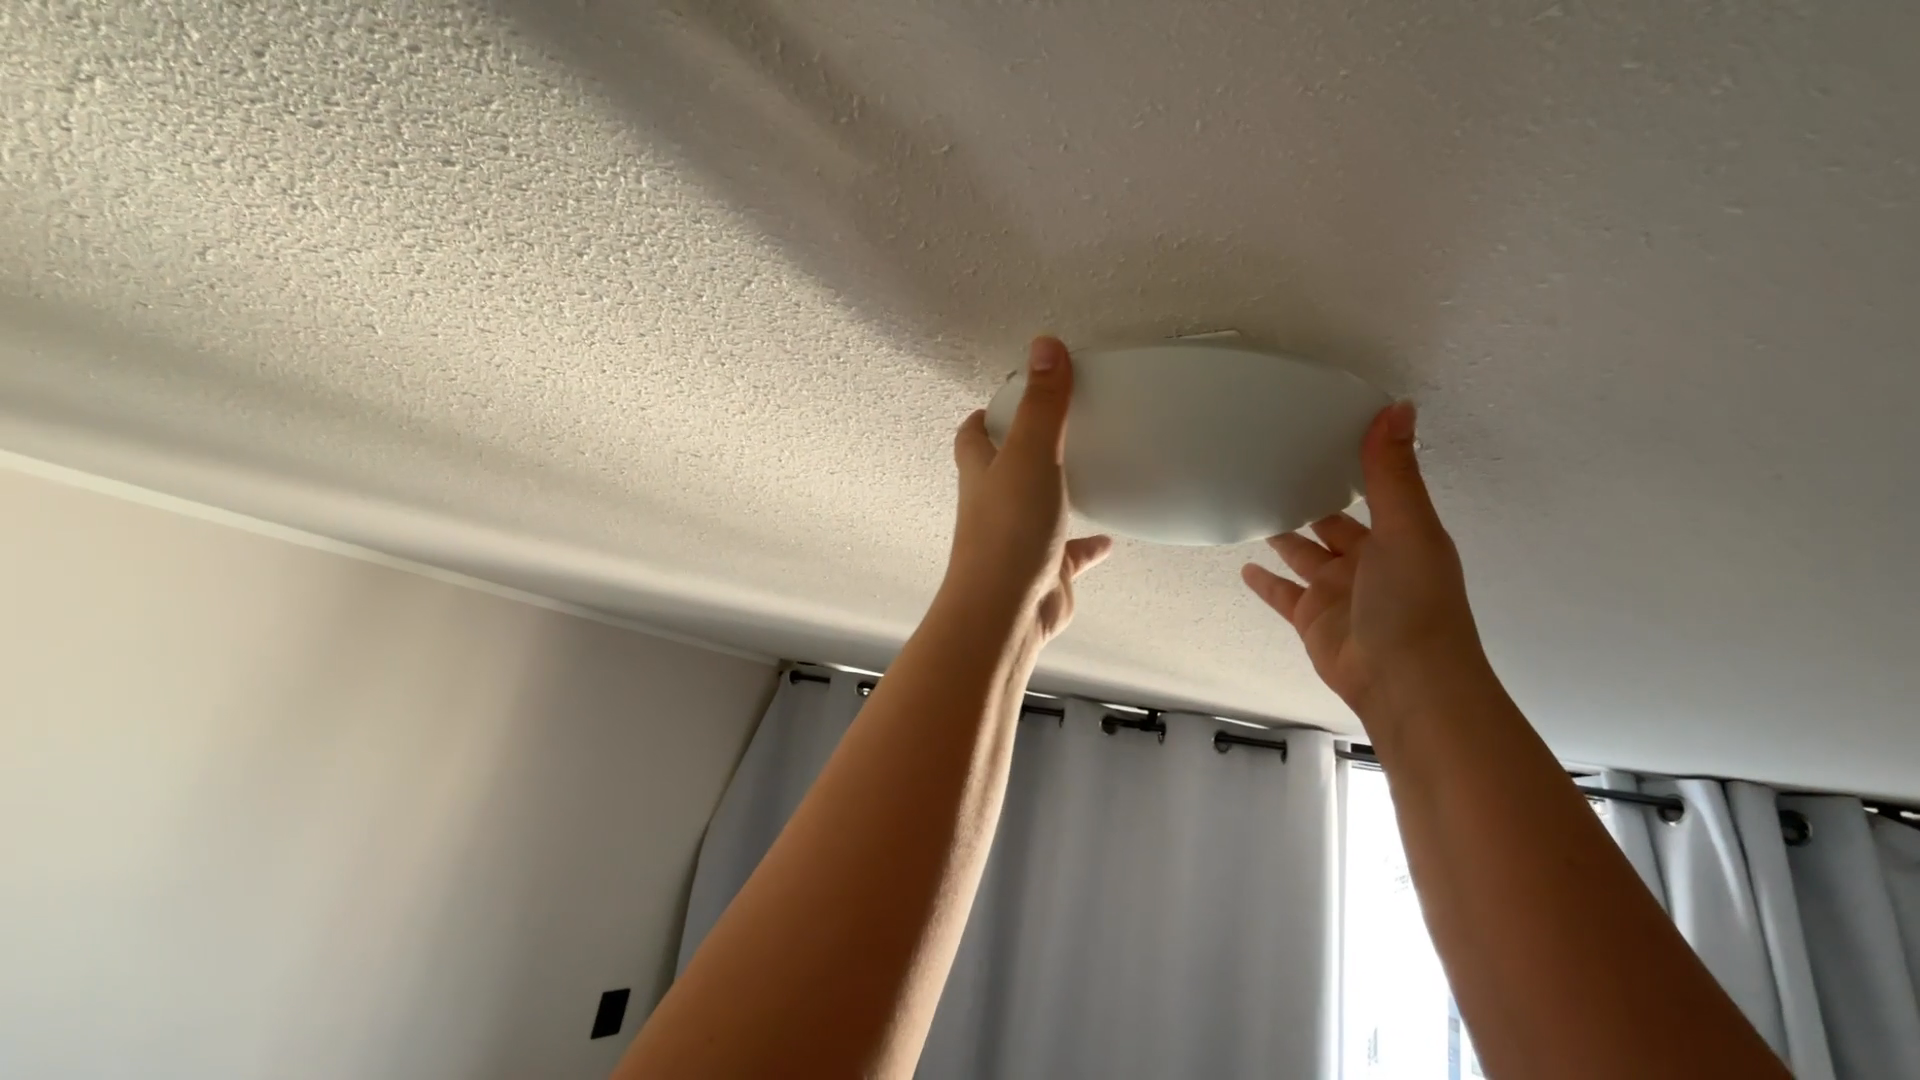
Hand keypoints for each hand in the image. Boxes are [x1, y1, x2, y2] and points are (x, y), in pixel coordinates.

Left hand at [947, 336, 1112, 640]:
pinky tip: (1110, 541)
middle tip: (1052, 428)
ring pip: (1038, 511)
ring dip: (1057, 495)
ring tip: (1087, 476)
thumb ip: (1042, 404)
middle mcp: (994, 506)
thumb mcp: (1030, 456)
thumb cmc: (1008, 534)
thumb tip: (1043, 345)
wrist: (1006, 612)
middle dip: (1022, 451)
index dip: (986, 416)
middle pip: (1003, 471)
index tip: (1005, 397)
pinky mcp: (1046, 574)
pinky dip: (1088, 547)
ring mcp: (1019, 542)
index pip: (973, 436)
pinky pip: (1071, 555)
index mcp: (983, 474)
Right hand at [1241, 403, 1488, 717]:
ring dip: (1284, 535)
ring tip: (1254, 506)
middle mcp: (1369, 561)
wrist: (1404, 681)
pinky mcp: (1310, 618)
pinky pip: (1282, 593)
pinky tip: (1244, 564)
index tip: (1321, 438)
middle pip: (1334, 523)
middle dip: (1312, 499)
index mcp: (1399, 536)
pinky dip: (1264, 581)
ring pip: (1304, 555)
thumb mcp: (1407, 528)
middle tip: (1276, 469)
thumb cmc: (1413, 602)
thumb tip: (1398, 407)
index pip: (1372, 492)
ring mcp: (1337, 591)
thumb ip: (1393, 473)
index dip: (1352, 468)